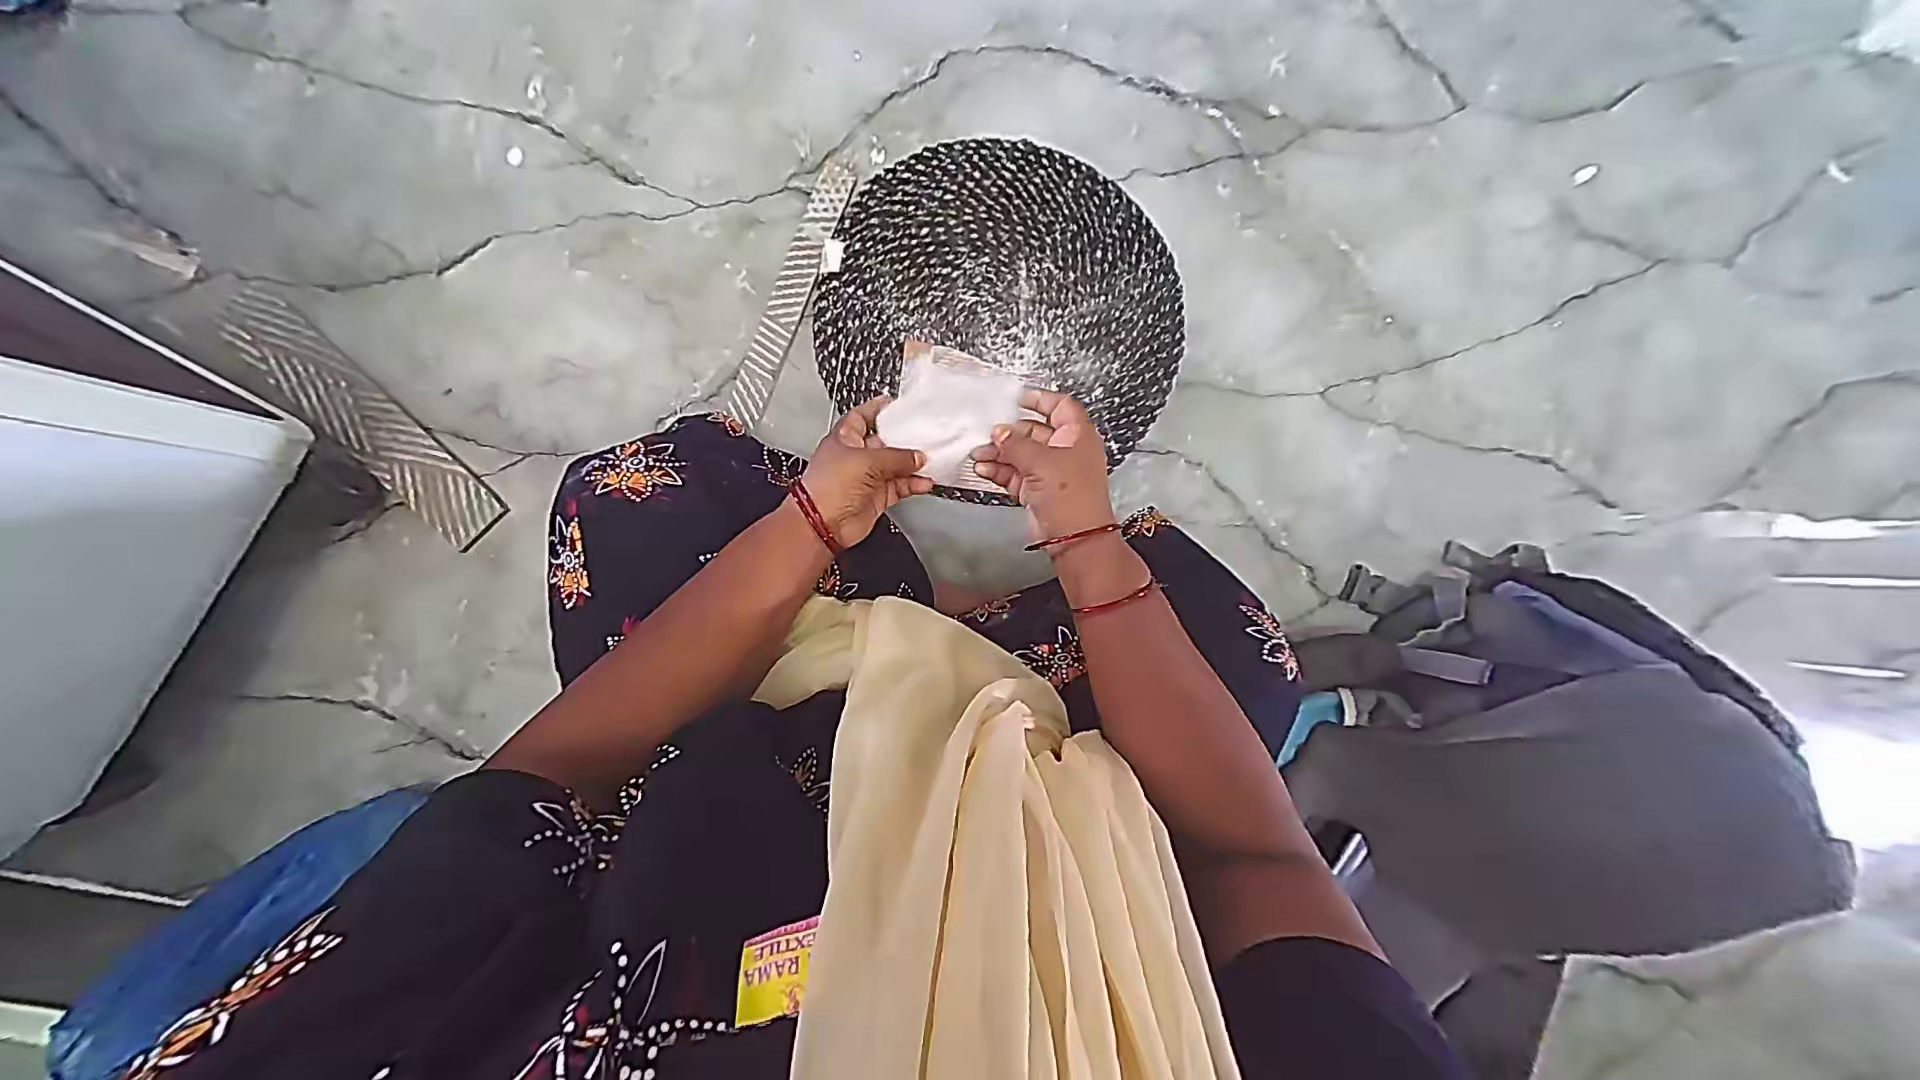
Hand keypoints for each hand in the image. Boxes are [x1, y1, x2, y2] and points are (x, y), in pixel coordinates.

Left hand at [800, 397, 933, 546]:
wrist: (824, 523)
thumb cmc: (829, 487)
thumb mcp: (867, 460)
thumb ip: (897, 457)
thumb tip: (917, 456)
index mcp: (845, 439)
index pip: (862, 417)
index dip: (876, 409)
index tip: (893, 404)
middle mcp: (856, 457)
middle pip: (885, 442)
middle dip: (903, 441)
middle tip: (923, 436)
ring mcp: (867, 477)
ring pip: (896, 466)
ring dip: (912, 465)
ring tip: (929, 461)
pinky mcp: (877, 496)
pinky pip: (900, 486)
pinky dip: (913, 484)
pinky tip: (924, 482)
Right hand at [970, 388, 1115, 543]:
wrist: (1075, 538)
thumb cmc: (1071, 496)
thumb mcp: (1041, 461)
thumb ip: (1016, 444)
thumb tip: (999, 432)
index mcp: (1077, 435)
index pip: (1060, 407)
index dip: (1040, 399)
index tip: (1017, 398)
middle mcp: (1064, 451)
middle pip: (1033, 431)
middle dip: (1009, 433)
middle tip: (988, 434)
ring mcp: (1050, 472)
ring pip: (1020, 454)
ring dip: (999, 453)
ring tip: (978, 453)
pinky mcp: (1037, 490)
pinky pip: (1014, 474)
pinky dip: (999, 471)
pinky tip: (983, 468)